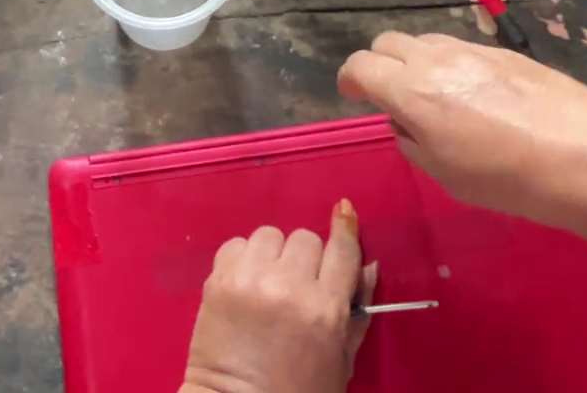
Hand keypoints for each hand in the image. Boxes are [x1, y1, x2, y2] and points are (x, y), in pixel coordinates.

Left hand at [181, 200, 377, 392]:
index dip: (345, 228)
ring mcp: (250, 278)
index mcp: (325, 310)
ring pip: (271, 235)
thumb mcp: (340, 361)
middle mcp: (288, 285)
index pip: (341, 250)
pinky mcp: (218, 277)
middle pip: (306, 238)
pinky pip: (238, 244)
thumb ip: (356, 313)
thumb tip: (368, 266)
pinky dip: (244, 258)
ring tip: (269, 282)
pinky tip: (245, 283)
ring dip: (274, 254)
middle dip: (307, 258)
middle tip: (299, 284)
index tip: (344, 211)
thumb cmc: (297, 392)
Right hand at [336, 32, 586, 238]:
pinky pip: (458, 49)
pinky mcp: (505, 53)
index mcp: (411, 90)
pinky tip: (477, 98)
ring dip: (413, 62)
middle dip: (379, 65)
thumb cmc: (513, 179)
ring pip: (422, 41)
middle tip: (392, 97)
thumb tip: (407, 123)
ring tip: (436, 97)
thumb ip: (413, 142)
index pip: (359, 66)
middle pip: (385, 43)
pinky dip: (449, 65)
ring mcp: (471, 50)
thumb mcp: (446, 176)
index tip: (353, 96)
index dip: (349, 80)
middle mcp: (433, 59)